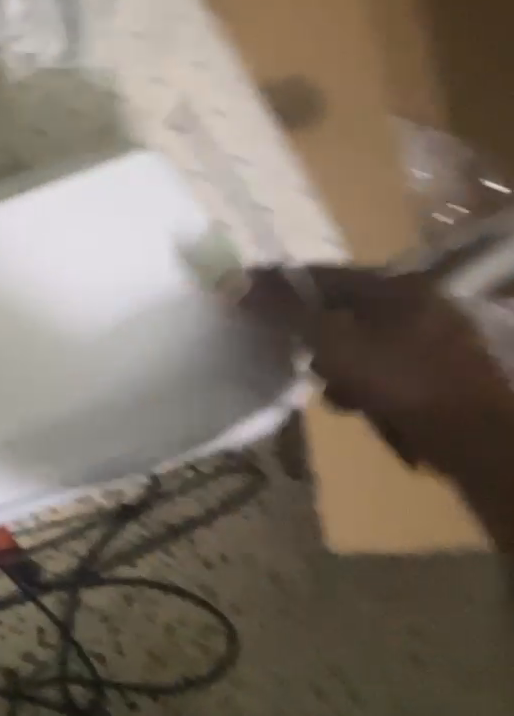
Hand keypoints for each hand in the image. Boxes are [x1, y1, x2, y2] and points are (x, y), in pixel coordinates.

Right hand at [244, 266, 513, 478]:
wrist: (478, 440)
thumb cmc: (399, 380)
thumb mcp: (329, 340)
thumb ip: (281, 309)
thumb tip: (236, 282)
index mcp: (397, 287)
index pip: (318, 274)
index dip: (274, 285)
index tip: (241, 299)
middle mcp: (421, 303)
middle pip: (337, 309)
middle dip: (308, 333)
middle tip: (286, 351)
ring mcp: (437, 338)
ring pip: (358, 339)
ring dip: (334, 362)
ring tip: (328, 386)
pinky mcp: (442, 371)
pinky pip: (382, 363)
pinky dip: (362, 379)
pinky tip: (355, 401)